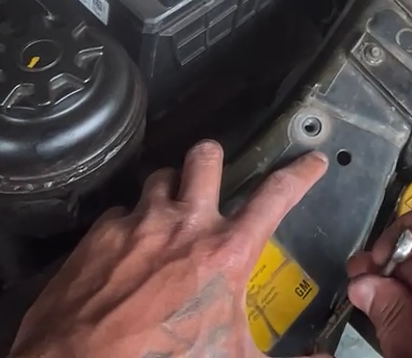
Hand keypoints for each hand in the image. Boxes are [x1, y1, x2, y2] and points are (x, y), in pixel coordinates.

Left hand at [11, 140, 328, 357]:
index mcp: (227, 251)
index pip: (277, 194)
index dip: (301, 172)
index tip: (312, 160)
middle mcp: (187, 224)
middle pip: (207, 158)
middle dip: (211, 160)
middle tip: (209, 179)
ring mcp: (140, 224)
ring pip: (160, 177)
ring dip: (167, 193)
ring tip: (164, 217)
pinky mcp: (99, 236)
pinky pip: (119, 213)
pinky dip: (126, 227)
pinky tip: (122, 253)